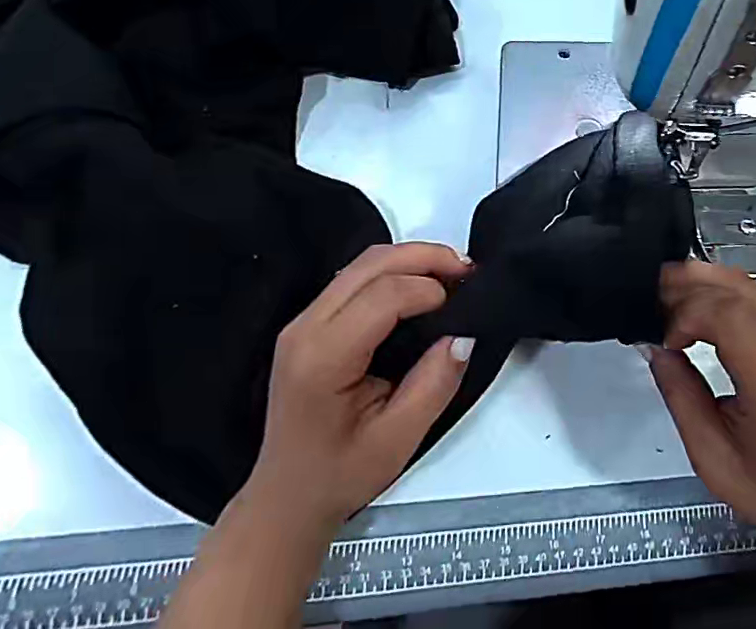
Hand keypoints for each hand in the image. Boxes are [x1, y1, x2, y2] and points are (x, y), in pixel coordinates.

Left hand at [163, 243, 475, 628]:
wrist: (286, 497)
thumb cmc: (340, 474)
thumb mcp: (398, 440)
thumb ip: (434, 384)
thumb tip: (464, 335)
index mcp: (323, 358)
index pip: (382, 296)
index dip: (429, 289)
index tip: (463, 304)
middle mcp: (305, 327)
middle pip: (371, 264)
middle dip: (426, 257)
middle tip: (469, 270)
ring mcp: (303, 320)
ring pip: (363, 262)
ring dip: (412, 258)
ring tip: (453, 273)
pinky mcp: (310, 321)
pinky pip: (356, 276)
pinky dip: (396, 269)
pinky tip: (423, 284)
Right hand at [645, 262, 755, 628]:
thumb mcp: (717, 458)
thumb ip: (683, 398)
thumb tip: (659, 350)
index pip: (725, 311)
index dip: (685, 306)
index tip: (656, 326)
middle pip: (740, 285)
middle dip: (691, 278)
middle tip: (653, 288)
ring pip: (754, 284)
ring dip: (711, 281)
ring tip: (672, 292)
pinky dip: (730, 295)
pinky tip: (707, 311)